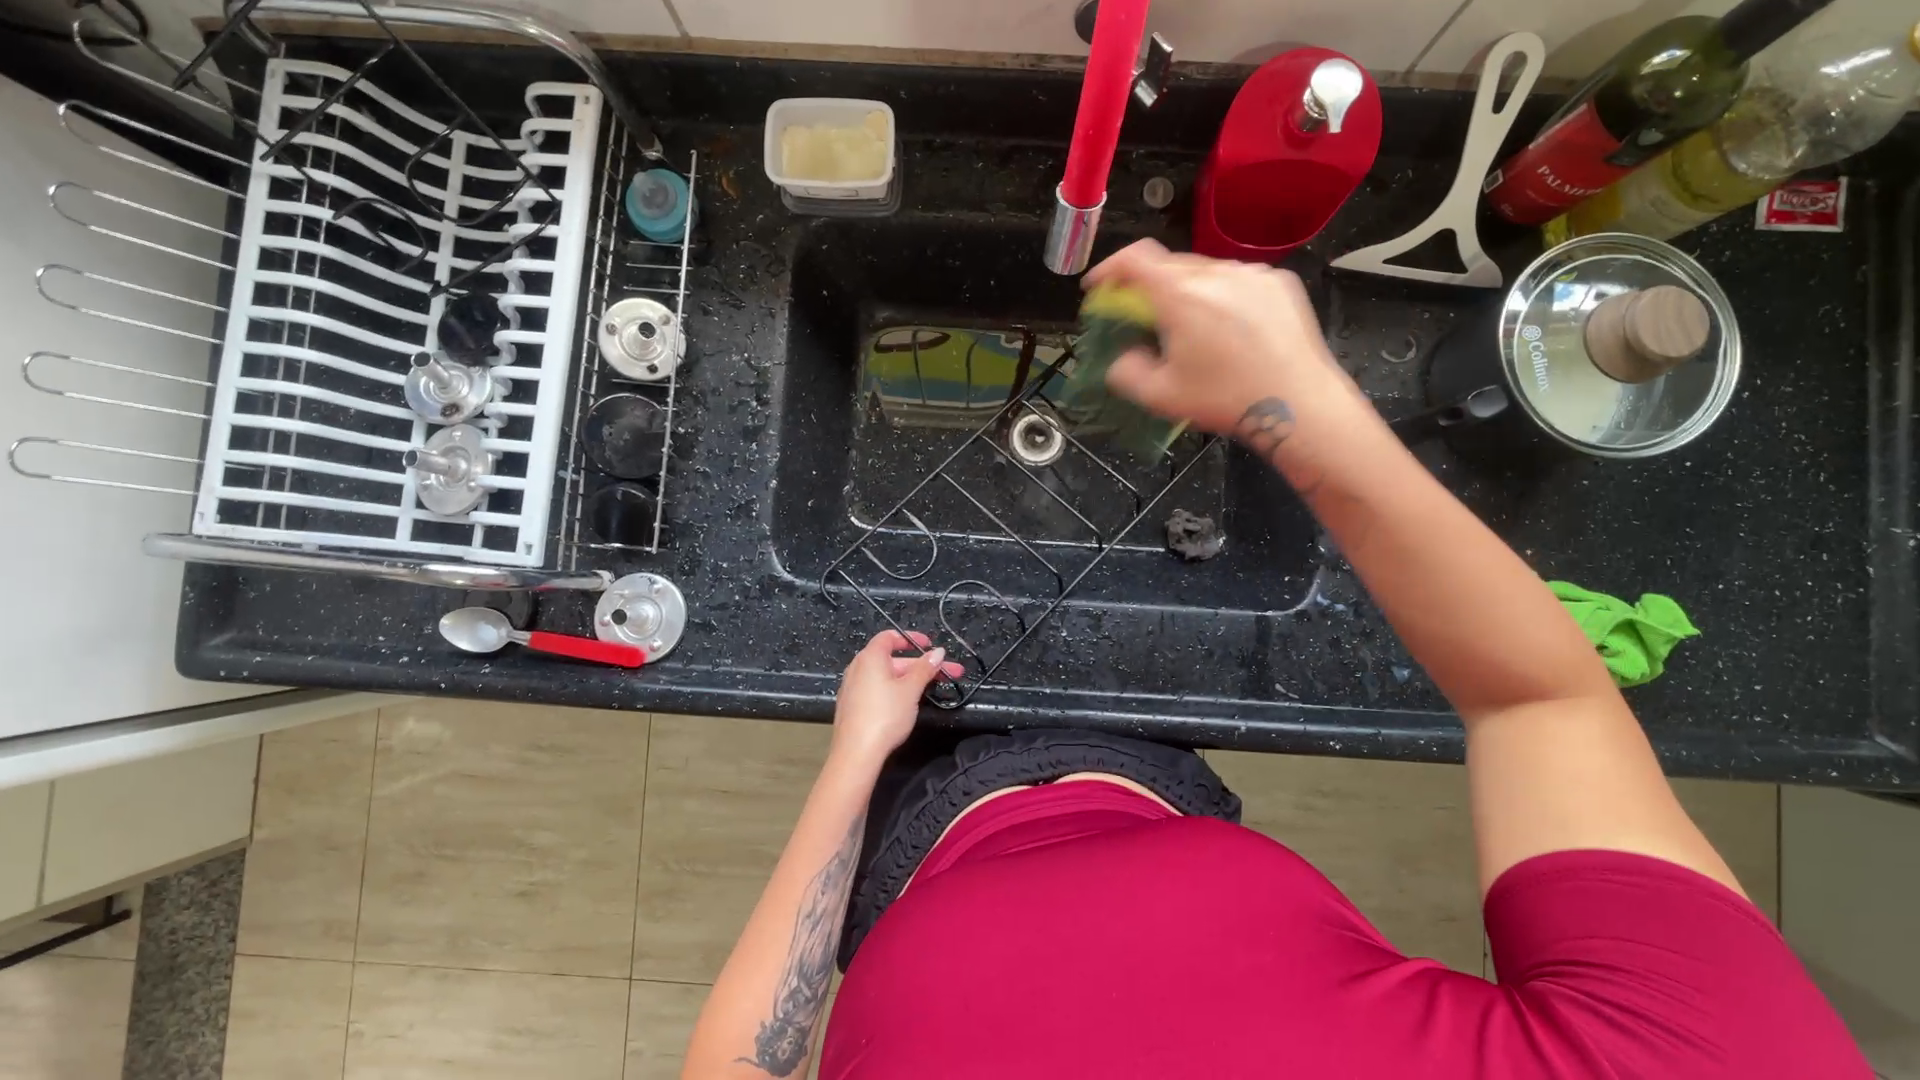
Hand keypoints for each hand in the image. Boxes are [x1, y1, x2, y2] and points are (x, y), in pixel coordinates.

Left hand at [831, 631, 964, 764]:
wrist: (857, 753)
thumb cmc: (885, 715)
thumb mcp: (910, 690)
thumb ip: (925, 669)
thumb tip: (938, 652)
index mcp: (870, 657)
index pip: (889, 637)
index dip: (911, 639)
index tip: (930, 646)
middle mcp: (858, 668)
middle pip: (892, 659)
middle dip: (921, 665)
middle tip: (948, 673)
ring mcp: (853, 688)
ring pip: (886, 676)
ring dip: (910, 679)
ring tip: (932, 688)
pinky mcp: (853, 706)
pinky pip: (877, 689)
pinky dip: (894, 690)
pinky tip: (909, 702)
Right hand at [1084, 240, 1368, 455]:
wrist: (1298, 405)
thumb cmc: (1227, 400)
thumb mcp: (1161, 396)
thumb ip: (1126, 372)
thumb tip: (1123, 358)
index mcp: (1181, 295)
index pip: (1134, 258)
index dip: (1109, 268)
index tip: (1100, 286)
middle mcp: (1216, 274)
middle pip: (1168, 265)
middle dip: (1148, 287)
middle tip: (1144, 317)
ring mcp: (1252, 274)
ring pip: (1205, 272)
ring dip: (1187, 291)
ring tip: (1192, 329)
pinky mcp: (1279, 283)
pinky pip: (1238, 280)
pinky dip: (1222, 296)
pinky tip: (1229, 329)